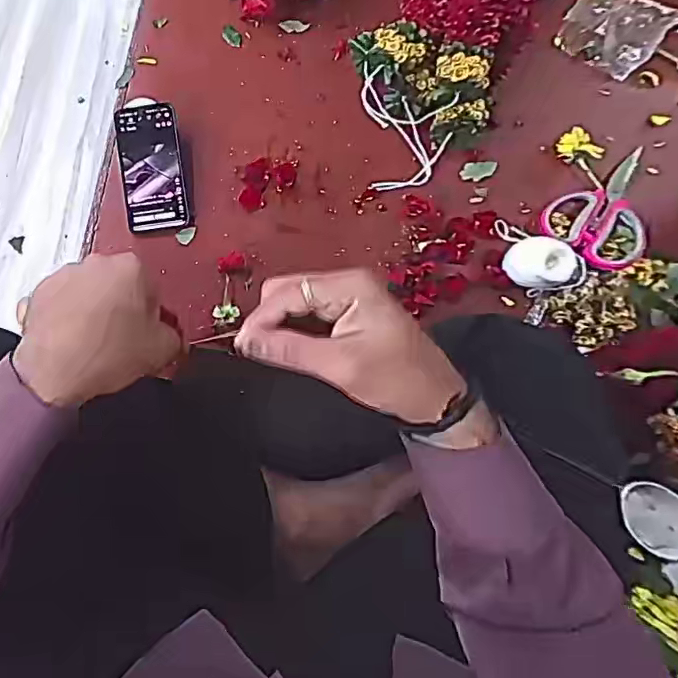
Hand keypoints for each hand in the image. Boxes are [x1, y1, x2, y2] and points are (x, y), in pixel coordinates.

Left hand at [11, 253, 182, 406]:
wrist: (52, 374)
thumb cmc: (100, 354)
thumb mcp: (160, 350)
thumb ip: (174, 337)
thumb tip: (171, 338)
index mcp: (131, 268)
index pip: (151, 288)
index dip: (150, 314)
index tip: (144, 330)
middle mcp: (98, 264)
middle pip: (118, 284)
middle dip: (120, 306)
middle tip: (120, 337)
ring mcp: (66, 275)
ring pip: (89, 290)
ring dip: (92, 309)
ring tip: (92, 342)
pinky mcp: (41, 291)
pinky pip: (61, 300)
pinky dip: (65, 315)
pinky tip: (71, 339)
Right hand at [234, 269, 466, 424]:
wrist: (436, 397)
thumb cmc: (395, 380)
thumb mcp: (339, 366)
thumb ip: (289, 349)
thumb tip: (245, 340)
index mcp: (350, 284)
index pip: (289, 291)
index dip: (261, 317)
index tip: (242, 345)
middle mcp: (347, 280)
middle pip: (289, 289)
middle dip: (268, 318)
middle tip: (255, 351)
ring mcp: (348, 292)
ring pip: (295, 300)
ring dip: (280, 324)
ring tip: (268, 352)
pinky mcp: (348, 307)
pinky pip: (308, 310)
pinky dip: (295, 328)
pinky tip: (289, 347)